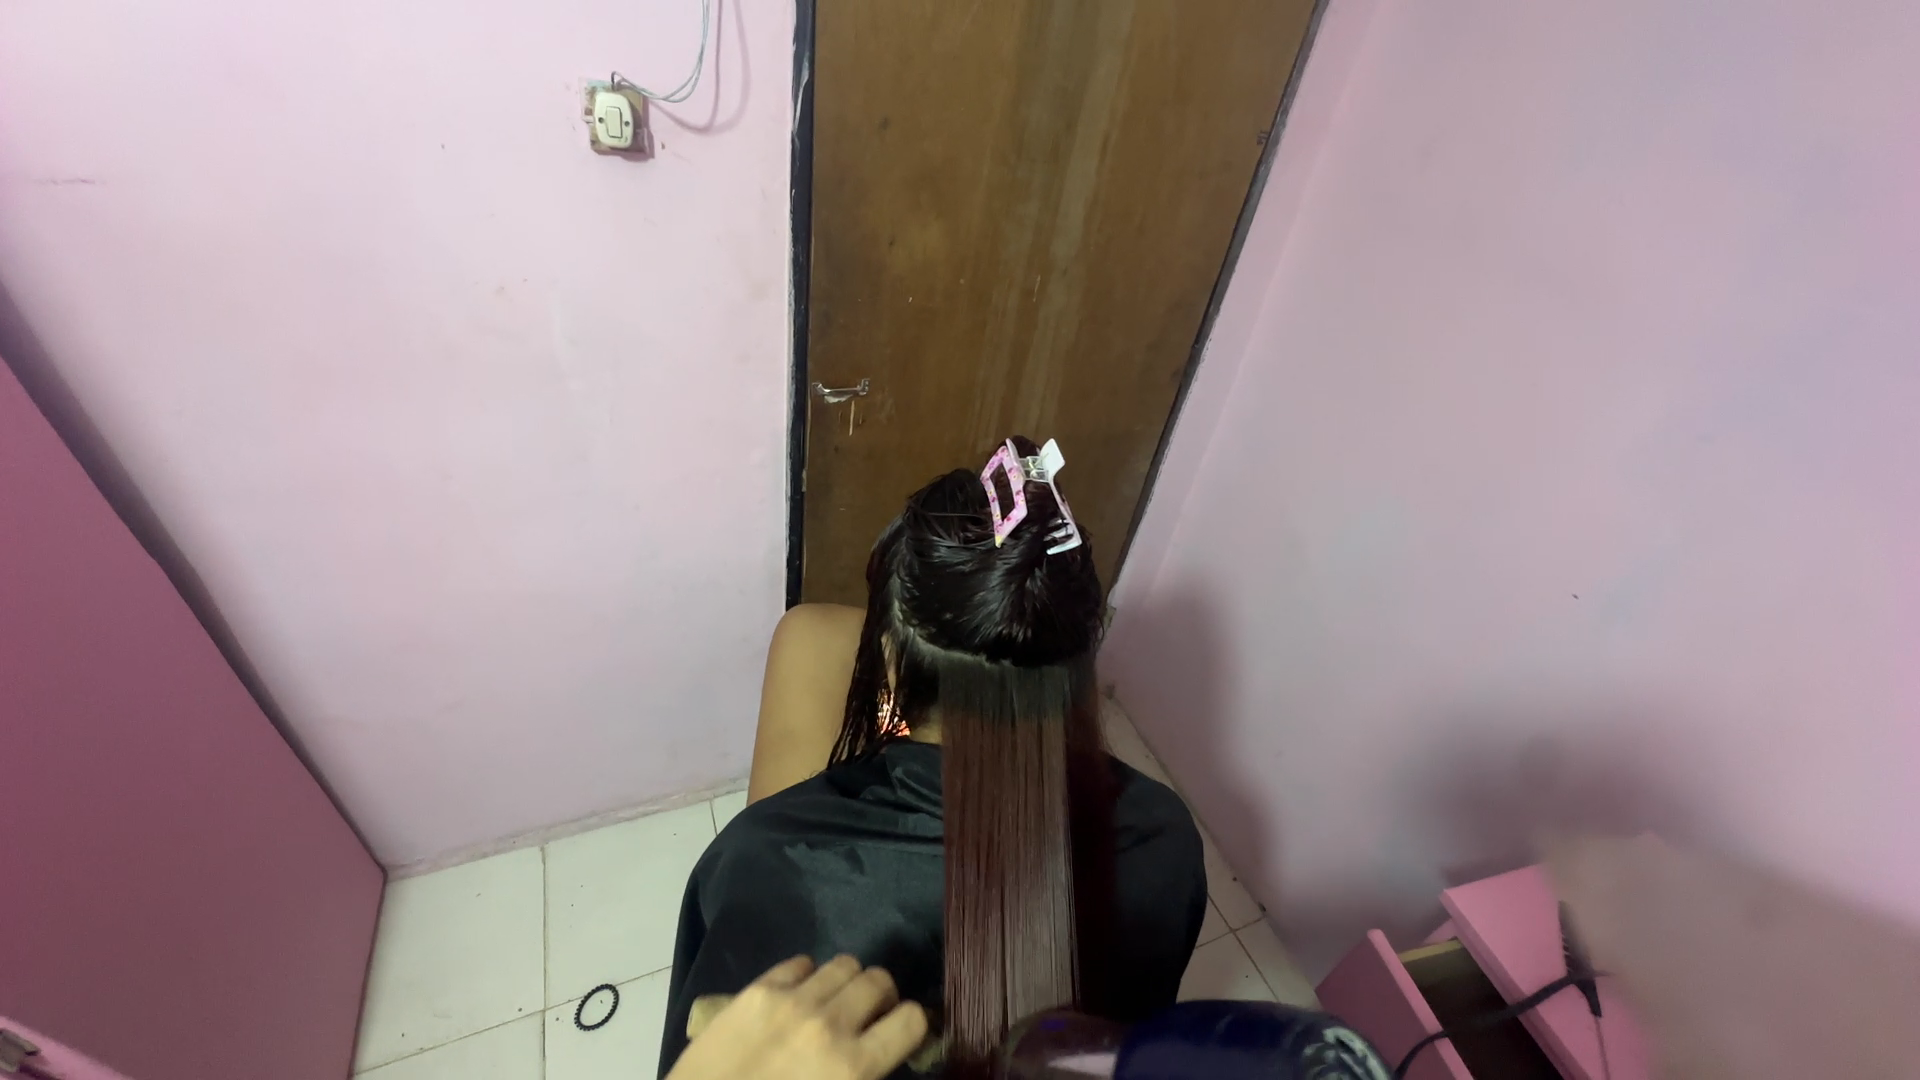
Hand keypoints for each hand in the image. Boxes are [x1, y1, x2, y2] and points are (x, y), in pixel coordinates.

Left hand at [666, 955, 929, 1079]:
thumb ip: (863, 1076)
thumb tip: (881, 1054)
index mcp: (852, 1068)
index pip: (912, 1018)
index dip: (911, 1025)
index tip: (899, 1035)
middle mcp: (829, 1024)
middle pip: (879, 980)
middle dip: (880, 999)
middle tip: (865, 1019)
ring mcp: (791, 1001)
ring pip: (844, 963)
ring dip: (846, 984)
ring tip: (830, 1005)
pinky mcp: (757, 991)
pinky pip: (800, 962)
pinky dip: (805, 978)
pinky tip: (794, 1000)